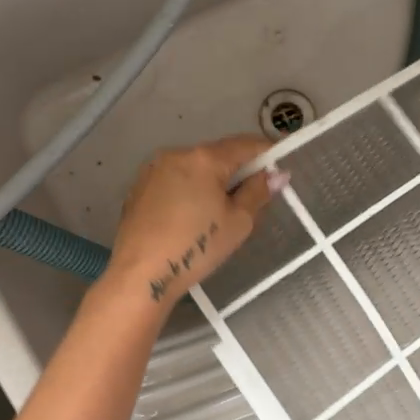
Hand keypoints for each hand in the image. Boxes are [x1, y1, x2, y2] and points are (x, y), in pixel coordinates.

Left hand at [103, 136, 281, 312]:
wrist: (140, 274)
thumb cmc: (196, 247)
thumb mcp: (238, 222)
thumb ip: (259, 192)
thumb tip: (278, 174)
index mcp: (205, 159)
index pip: (245, 144)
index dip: (267, 153)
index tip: (279, 169)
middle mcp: (177, 154)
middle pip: (218, 154)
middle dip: (238, 170)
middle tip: (251, 199)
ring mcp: (154, 169)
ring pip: (195, 167)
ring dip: (212, 180)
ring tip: (218, 212)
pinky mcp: (139, 187)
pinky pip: (174, 179)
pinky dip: (189, 189)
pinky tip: (190, 217)